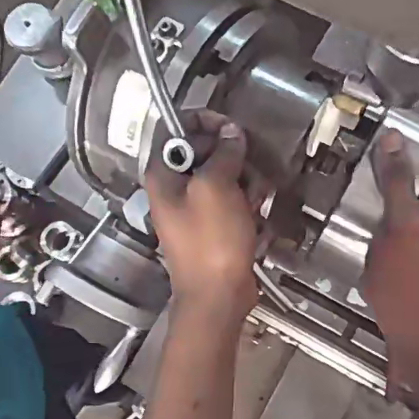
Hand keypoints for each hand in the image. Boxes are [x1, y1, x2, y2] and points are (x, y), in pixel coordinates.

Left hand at [144, 111, 258, 321]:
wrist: (218, 296)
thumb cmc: (212, 242)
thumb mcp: (217, 187)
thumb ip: (224, 153)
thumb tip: (232, 132)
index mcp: (163, 175)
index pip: (177, 129)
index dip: (206, 123)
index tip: (233, 127)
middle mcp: (174, 188)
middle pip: (207, 152)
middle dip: (235, 161)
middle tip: (248, 177)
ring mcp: (195, 208)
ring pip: (227, 176)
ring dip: (247, 186)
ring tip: (253, 206)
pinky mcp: (215, 225)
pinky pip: (235, 201)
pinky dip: (248, 207)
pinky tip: (255, 221)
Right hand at [362, 131, 418, 340]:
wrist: (397, 305)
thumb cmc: (406, 265)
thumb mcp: (402, 217)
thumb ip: (398, 177)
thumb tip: (394, 136)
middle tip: (400, 117)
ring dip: (409, 155)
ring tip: (384, 134)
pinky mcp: (411, 217)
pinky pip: (408, 185)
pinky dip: (396, 173)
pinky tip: (373, 165)